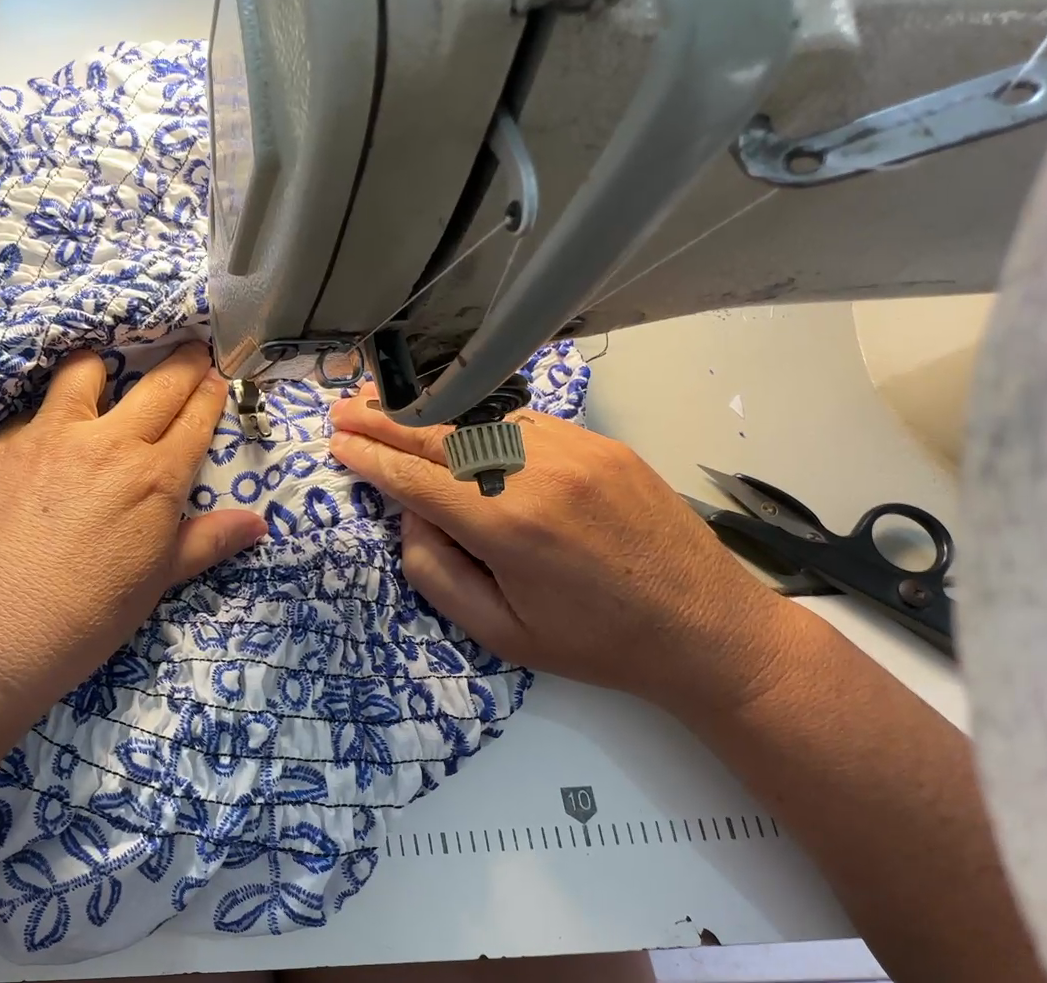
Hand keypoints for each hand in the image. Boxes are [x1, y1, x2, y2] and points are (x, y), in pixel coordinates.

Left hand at [0, 343, 266, 689]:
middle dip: (183, 361)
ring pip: (85, 370)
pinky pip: (32, 413)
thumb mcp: (158, 580)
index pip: (194, 417)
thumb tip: (258, 524)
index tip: (216, 374)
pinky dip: (46, 419)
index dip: (210, 392)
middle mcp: (108, 443)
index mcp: (154, 477)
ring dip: (103, 369)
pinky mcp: (4, 444)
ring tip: (103, 380)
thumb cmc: (90, 615)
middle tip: (189, 350)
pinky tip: (43, 446)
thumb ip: (206, 541)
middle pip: (158, 383)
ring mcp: (50, 436)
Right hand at [328, 387, 801, 715]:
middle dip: (383, 420)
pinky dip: (477, 419)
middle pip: (439, 435)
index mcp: (507, 526)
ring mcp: (574, 450)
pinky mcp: (600, 444)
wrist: (710, 632)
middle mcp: (536, 474)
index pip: (415, 479)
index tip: (336, 444)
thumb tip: (409, 515)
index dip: (369, 459)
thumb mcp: (498, 632)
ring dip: (425, 411)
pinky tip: (453, 421)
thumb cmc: (594, 644)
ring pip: (478, 418)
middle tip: (341, 409)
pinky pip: (522, 421)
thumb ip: (435, 573)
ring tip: (384, 402)